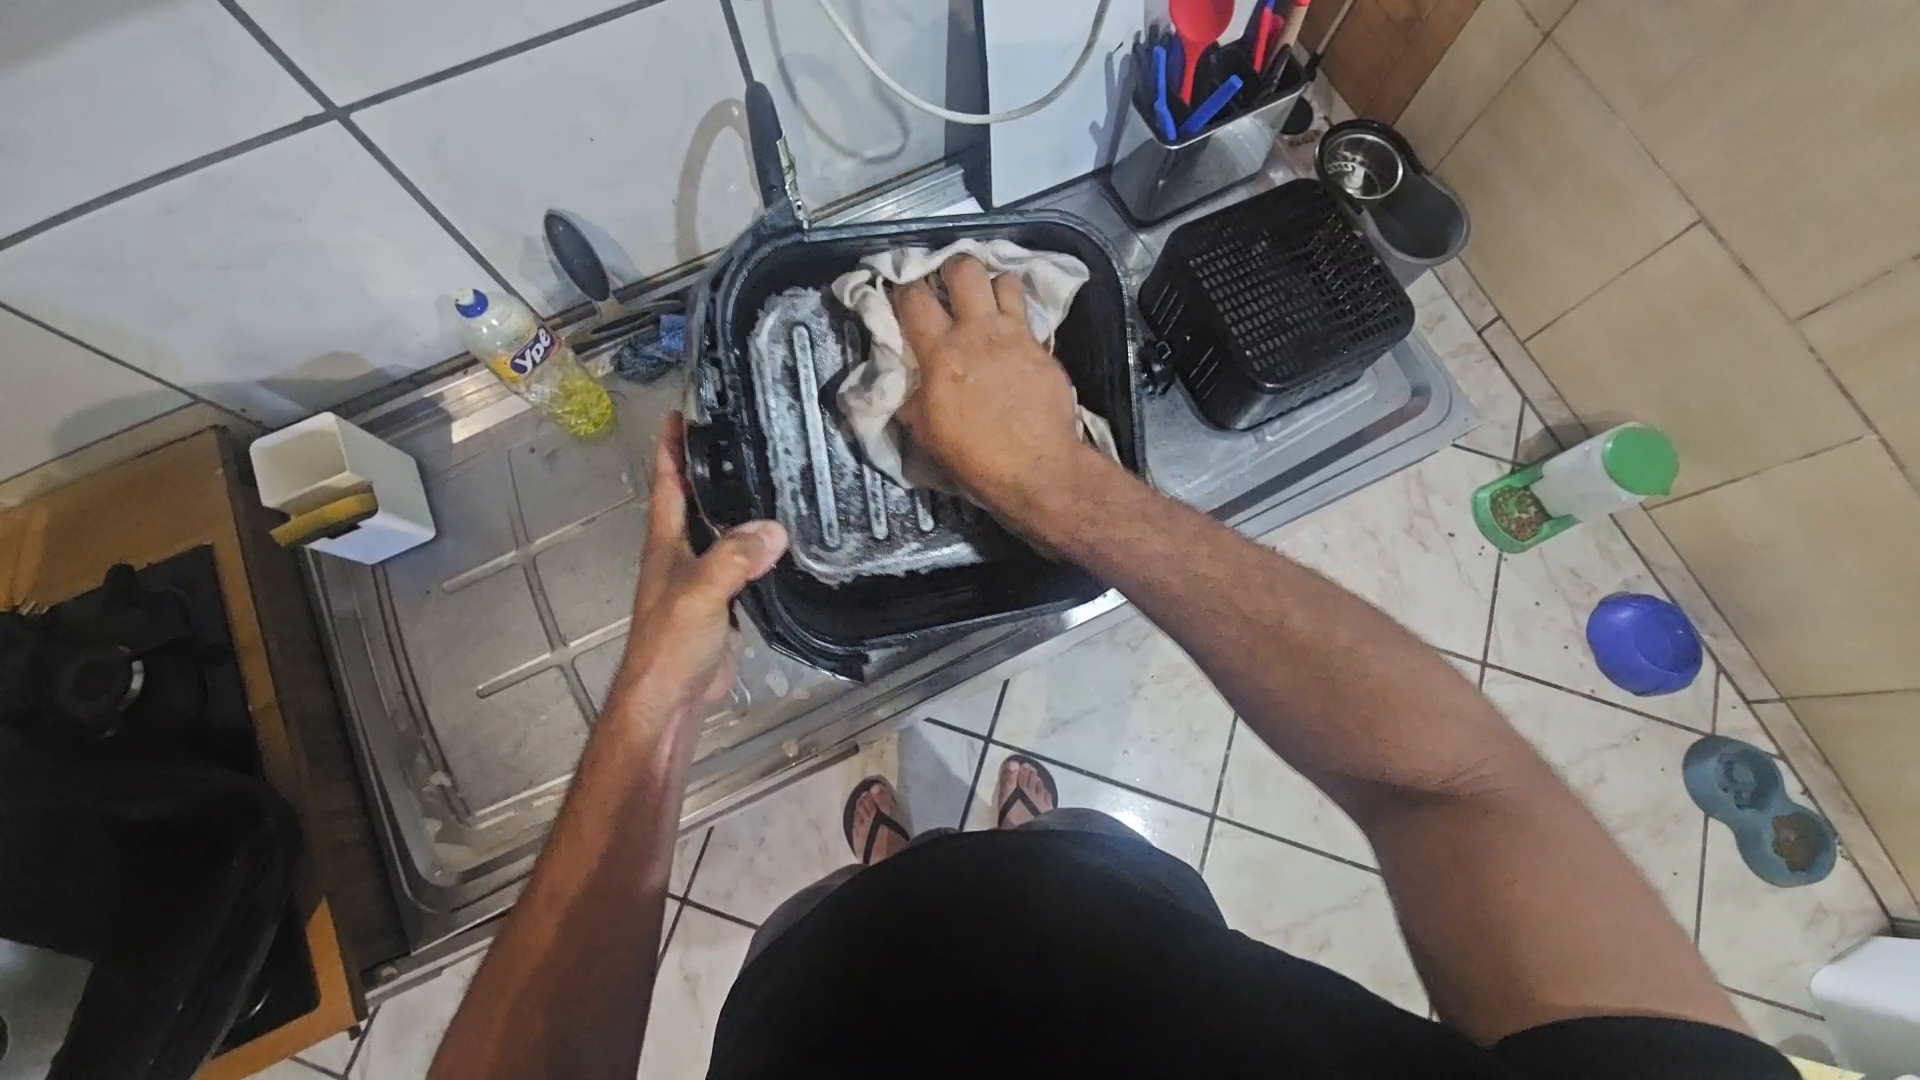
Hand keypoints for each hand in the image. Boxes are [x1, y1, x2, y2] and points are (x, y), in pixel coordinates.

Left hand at [621, 413, 787, 714]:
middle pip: (695, 501)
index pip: (667, 483)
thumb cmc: (670, 642)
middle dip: (713, 469)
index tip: (686, 413)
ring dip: (738, 507)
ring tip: (773, 480)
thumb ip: (733, 558)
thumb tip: (775, 530)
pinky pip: (741, 563)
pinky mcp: (722, 603)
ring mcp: (701, 579)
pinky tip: (781, 542)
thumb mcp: (699, 593)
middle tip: (748, 439)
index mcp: (665, 543)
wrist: (669, 699)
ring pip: (721, 531)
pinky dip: (758, 547)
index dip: (672, 447)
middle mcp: (680, 554)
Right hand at [892, 257, 1097, 532]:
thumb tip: (906, 382)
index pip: (914, 297)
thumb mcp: (926, 432)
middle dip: (951, 268)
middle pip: (964, 269)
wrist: (1037, 469)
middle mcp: (978, 333)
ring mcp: (1015, 337)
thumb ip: (913, 396)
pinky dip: (1015, 314)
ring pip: (1003, 280)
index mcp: (941, 354)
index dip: (903, 287)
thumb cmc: (975, 458)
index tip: (902, 292)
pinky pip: (1027, 314)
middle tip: (946, 285)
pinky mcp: (1043, 348)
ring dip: (990, 285)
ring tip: (984, 302)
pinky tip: (1010, 332)